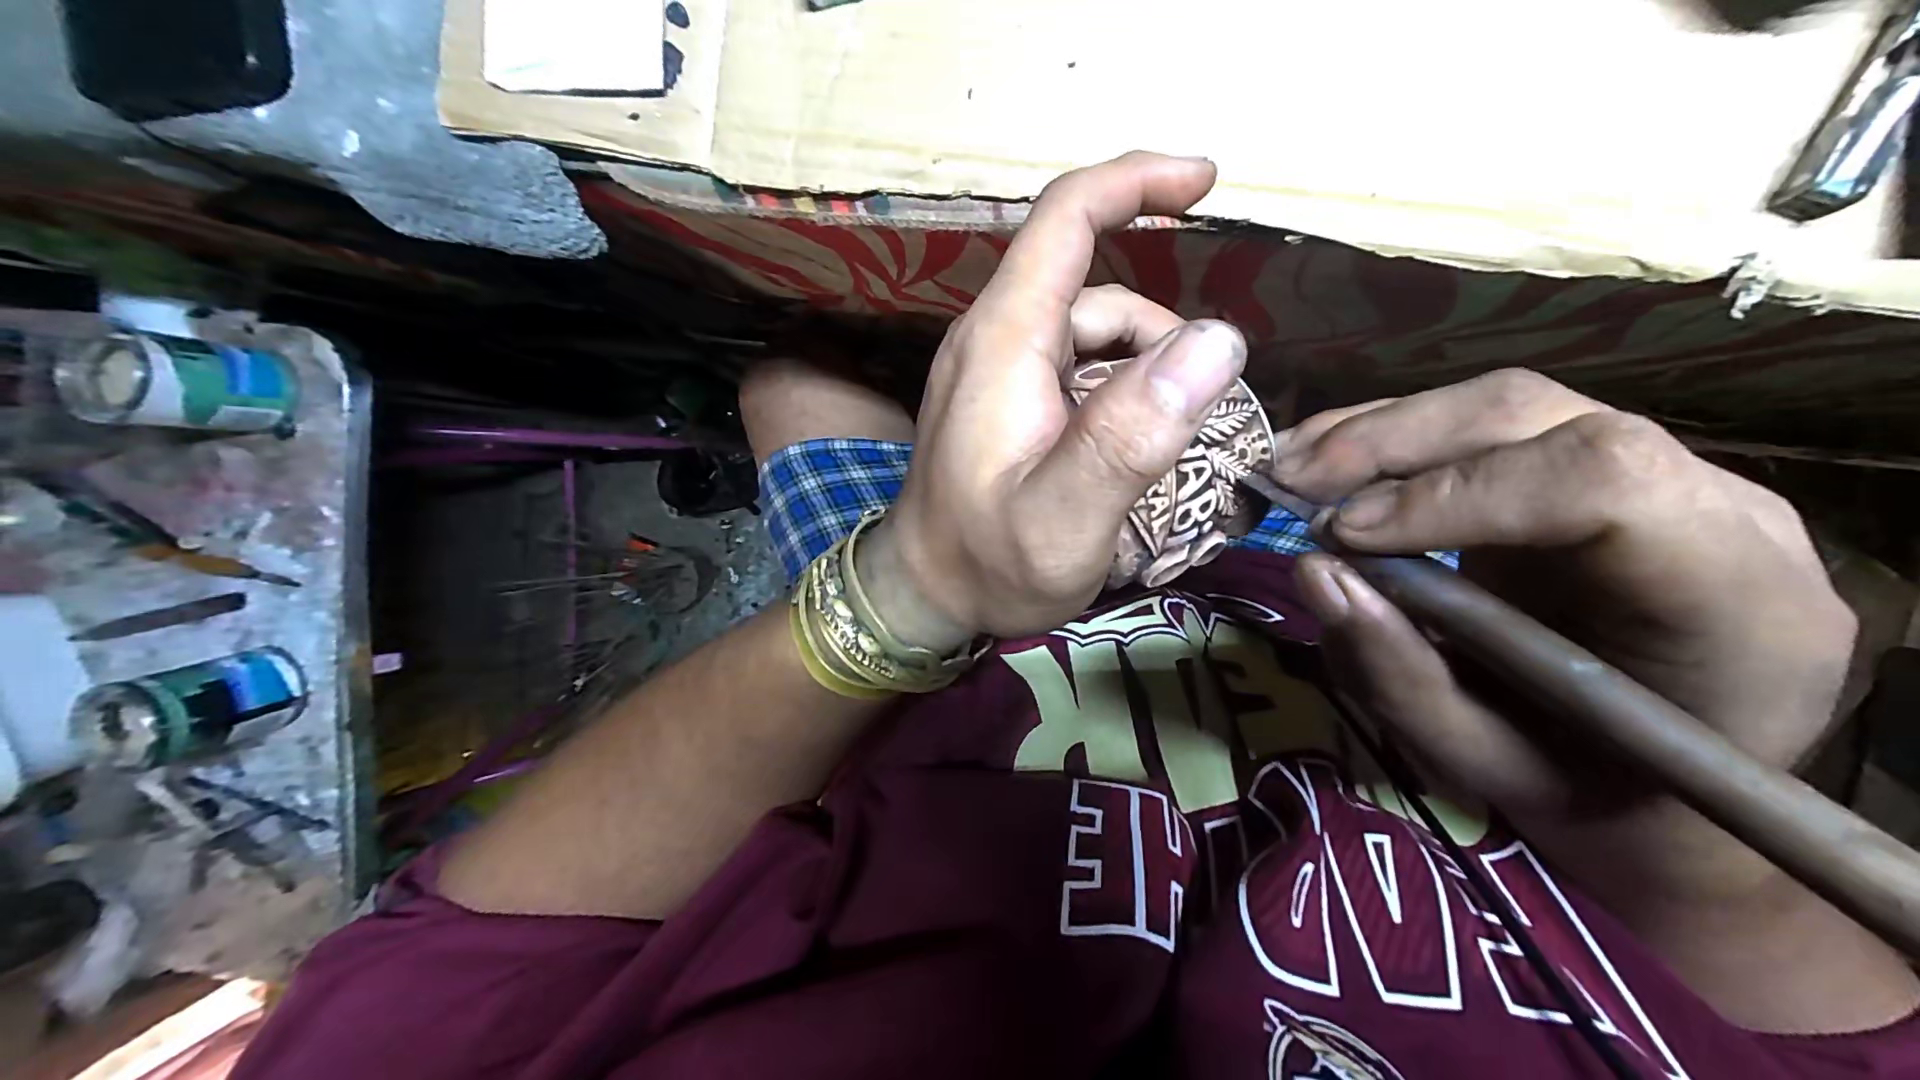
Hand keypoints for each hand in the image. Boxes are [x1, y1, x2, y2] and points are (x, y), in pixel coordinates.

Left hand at [857, 152, 1248, 648]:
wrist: (922, 593)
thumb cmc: (986, 563)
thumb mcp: (1065, 516)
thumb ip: (1131, 434)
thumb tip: (1218, 340)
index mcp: (1004, 342)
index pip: (1065, 220)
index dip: (1135, 181)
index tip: (1205, 180)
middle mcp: (993, 339)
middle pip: (1092, 286)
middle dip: (1160, 333)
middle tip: (1196, 414)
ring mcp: (993, 369)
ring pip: (1089, 331)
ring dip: (1141, 369)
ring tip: (1161, 444)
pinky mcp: (1000, 398)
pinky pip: (1072, 365)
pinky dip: (1115, 387)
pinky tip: (1125, 440)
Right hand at [1277, 370, 1855, 888]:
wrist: (1662, 788)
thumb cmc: (1582, 791)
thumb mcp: (1479, 760)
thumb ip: (1398, 672)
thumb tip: (1313, 571)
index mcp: (1729, 595)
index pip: (1600, 479)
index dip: (1450, 492)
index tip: (1338, 534)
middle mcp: (1704, 505)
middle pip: (1531, 414)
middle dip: (1388, 441)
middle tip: (1285, 482)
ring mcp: (1645, 475)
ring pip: (1497, 407)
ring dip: (1373, 432)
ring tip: (1285, 470)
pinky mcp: (1580, 470)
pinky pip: (1478, 429)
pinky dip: (1385, 438)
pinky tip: (1323, 463)